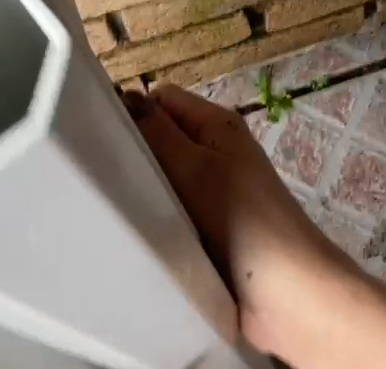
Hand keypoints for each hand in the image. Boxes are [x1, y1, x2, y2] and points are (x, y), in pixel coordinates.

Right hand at [124, 84, 351, 357]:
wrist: (285, 292)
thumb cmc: (242, 219)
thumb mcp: (194, 167)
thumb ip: (157, 132)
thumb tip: (124, 93)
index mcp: (217, 125)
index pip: (162, 99)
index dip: (134, 113)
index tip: (100, 142)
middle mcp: (214, 150)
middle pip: (160, 140)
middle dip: (134, 156)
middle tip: (101, 183)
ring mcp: (211, 191)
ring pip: (161, 179)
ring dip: (142, 193)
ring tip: (113, 213)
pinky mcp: (207, 229)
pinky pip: (169, 213)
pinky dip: (154, 222)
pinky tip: (134, 238)